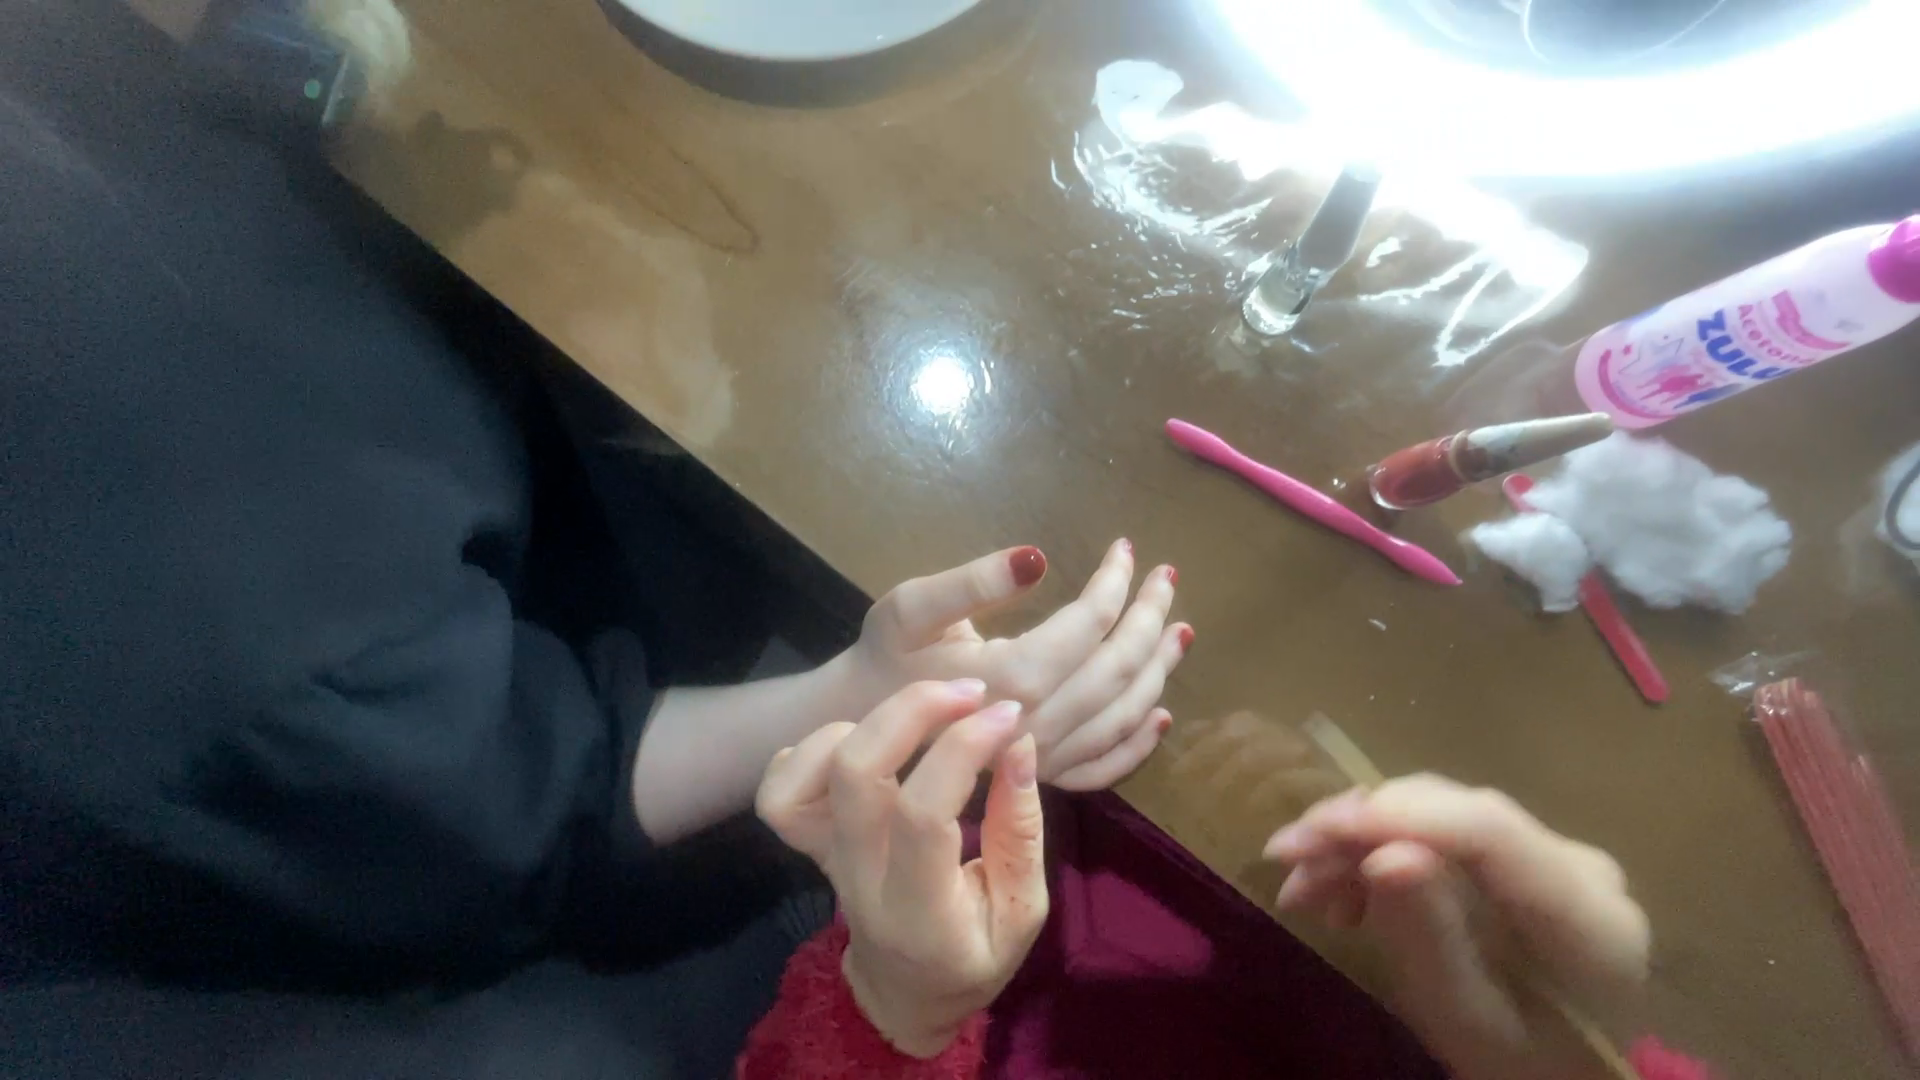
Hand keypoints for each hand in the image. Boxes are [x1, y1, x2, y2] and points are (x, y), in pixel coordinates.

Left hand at [755, 680, 1047, 1057]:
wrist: (904, 991)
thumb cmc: (972, 955)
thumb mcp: (1022, 912)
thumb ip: (1020, 830)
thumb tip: (1018, 742)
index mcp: (917, 910)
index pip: (921, 813)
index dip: (964, 748)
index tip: (1008, 715)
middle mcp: (857, 874)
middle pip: (854, 771)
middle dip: (911, 709)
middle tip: (969, 690)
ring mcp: (821, 853)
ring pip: (806, 771)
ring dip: (868, 722)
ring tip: (923, 714)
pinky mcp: (803, 838)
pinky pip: (780, 785)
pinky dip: (814, 747)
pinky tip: (865, 740)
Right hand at [852, 540, 1190, 789]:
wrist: (866, 723)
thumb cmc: (887, 656)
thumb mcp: (913, 607)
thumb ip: (973, 583)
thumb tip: (1039, 556)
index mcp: (1009, 675)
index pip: (1087, 626)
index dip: (1114, 584)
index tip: (1125, 548)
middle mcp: (1036, 723)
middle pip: (1116, 669)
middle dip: (1147, 617)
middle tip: (1166, 577)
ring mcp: (1043, 759)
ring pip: (1121, 715)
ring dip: (1158, 670)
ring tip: (1178, 630)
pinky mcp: (1041, 779)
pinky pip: (1104, 768)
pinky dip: (1138, 743)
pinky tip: (1159, 716)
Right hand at [1263, 776, 1649, 1079]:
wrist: (1558, 1077)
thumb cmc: (1518, 1066)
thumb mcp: (1467, 1022)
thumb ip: (1430, 938)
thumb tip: (1383, 854)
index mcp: (1590, 917)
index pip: (1487, 830)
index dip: (1395, 816)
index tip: (1313, 833)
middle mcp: (1575, 863)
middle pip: (1445, 811)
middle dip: (1354, 827)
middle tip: (1284, 858)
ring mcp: (1544, 852)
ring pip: (1425, 810)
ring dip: (1352, 840)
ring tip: (1299, 887)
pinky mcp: (1513, 854)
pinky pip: (1427, 827)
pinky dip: (1371, 850)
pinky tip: (1337, 893)